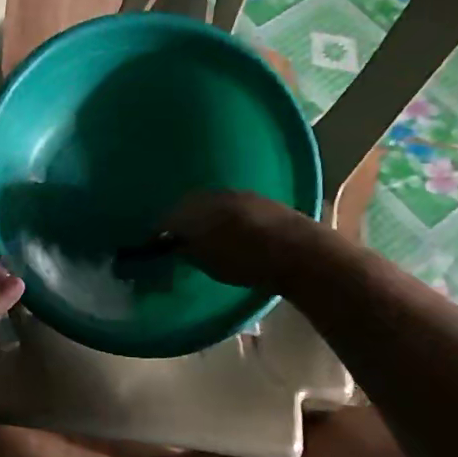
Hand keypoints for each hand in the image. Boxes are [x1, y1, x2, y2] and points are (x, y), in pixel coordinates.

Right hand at [162, 190, 323, 289]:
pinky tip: (230, 234)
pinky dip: (225, 219)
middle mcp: (217, 194)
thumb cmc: (248, 261)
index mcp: (198, 206)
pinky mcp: (264, 203)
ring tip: (204, 238)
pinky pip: (233, 208)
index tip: (155, 245)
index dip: (160, 231)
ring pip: (212, 205)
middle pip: (190, 205)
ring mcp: (242, 196)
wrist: (302, 253)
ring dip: (204, 218)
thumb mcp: (208, 261)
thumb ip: (187, 249)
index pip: (168, 216)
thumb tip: (174, 244)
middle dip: (181, 221)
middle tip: (177, 240)